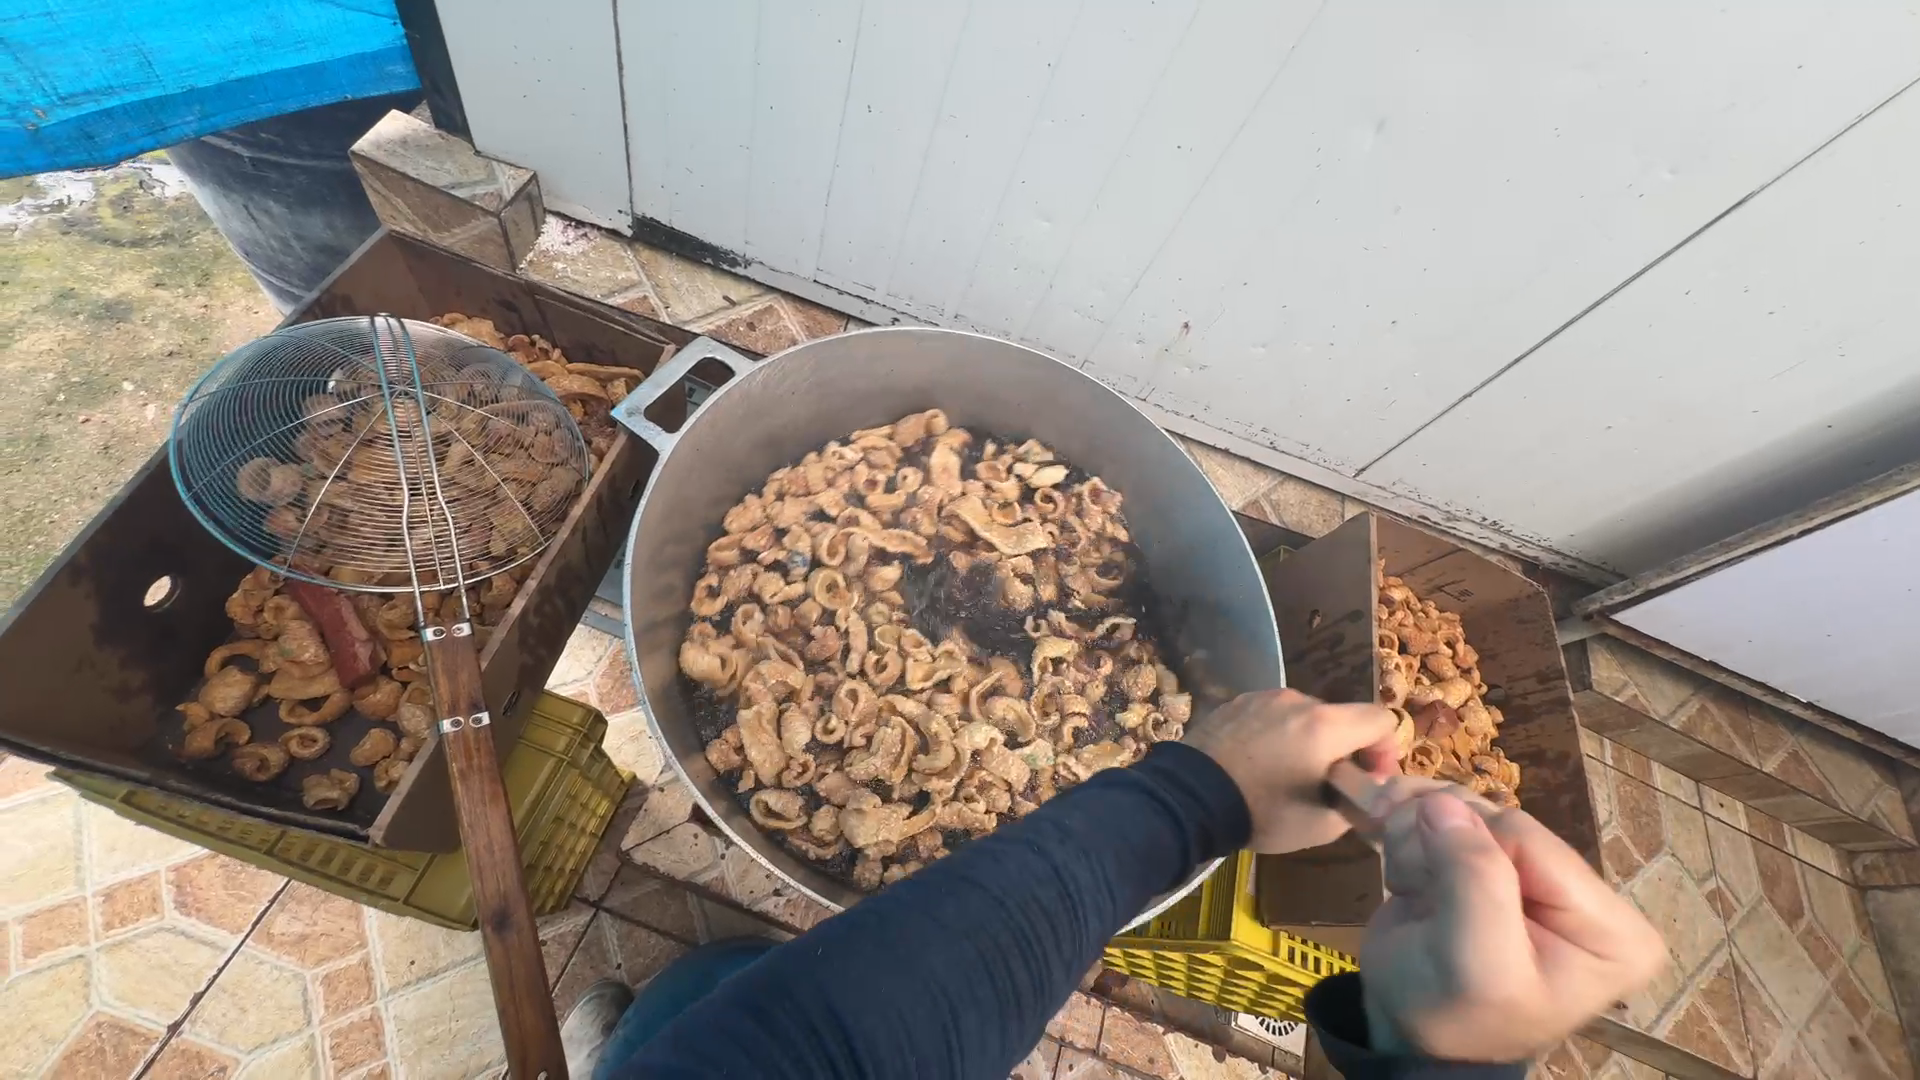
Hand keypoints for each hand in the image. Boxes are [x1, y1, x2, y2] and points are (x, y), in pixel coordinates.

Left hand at [1182, 689, 1398, 852]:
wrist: (1189, 795)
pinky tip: (1259, 762)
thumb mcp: (1322, 825)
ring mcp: (1260, 697)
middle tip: (1327, 784)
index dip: (1385, 750)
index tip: (1368, 780)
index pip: (1380, 719)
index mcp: (1323, 724)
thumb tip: (1363, 792)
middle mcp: (1294, 700)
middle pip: (1339, 717)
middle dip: (1343, 748)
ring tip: (1288, 774)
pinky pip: (1270, 715)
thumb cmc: (1261, 811)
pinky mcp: (1233, 703)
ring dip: (1307, 740)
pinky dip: (1276, 734)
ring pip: (1302, 715)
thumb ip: (1357, 804)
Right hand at [1360, 791, 1666, 1061]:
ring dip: (1413, 831)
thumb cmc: (1451, 1008)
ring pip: (1458, 804)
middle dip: (1434, 837)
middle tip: (1412, 885)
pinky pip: (1438, 808)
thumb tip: (1442, 803)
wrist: (1405, 1022)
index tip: (1434, 890)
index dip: (1467, 850)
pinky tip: (1400, 865)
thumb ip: (1473, 880)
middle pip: (1490, 815)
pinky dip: (1404, 824)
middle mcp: (1577, 891)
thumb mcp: (1473, 960)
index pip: (1526, 837)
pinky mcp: (1484, 859)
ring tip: (1406, 881)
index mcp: (1608, 926)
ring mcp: (1527, 871)